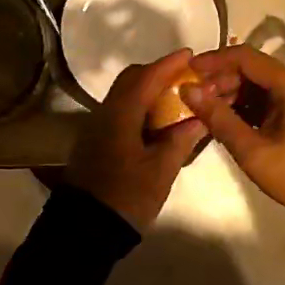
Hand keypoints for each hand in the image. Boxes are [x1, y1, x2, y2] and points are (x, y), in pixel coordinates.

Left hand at [65, 50, 207, 230]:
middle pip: (131, 81)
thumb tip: (199, 119)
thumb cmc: (126, 197)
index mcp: (120, 116)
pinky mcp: (95, 142)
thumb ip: (180, 140)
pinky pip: (119, 112)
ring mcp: (96, 128)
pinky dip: (139, 107)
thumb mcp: (161, 170)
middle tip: (184, 77)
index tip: (190, 54)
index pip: (146, 78)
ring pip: (123, 96)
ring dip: (147, 90)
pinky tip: (156, 122)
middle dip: (157, 73)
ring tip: (175, 98)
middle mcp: (104, 114)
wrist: (85, 230)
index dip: (169, 64)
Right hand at [182, 45, 284, 219]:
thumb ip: (218, 118)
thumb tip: (188, 90)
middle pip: (252, 70)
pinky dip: (244, 106)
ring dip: (230, 94)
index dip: (214, 61)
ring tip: (203, 111)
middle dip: (220, 81)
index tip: (187, 71)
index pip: (246, 58)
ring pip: (257, 85)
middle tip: (193, 98)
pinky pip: (266, 100)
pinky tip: (223, 119)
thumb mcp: (252, 150)